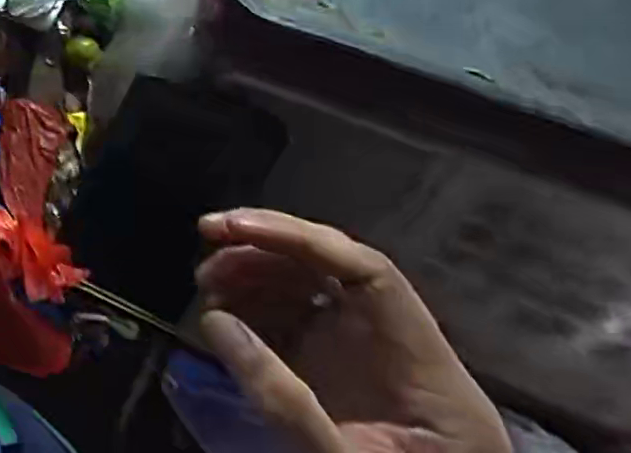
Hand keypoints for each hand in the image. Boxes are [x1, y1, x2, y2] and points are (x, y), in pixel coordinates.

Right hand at [195, 209, 510, 452]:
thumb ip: (285, 401)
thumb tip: (215, 319)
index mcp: (427, 372)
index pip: (367, 271)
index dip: (296, 237)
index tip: (229, 228)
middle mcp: (397, 351)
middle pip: (328, 267)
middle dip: (259, 249)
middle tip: (204, 252)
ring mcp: (364, 360)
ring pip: (303, 283)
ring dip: (247, 271)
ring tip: (205, 287)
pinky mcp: (331, 372)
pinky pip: (287, 314)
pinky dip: (247, 301)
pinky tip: (219, 312)